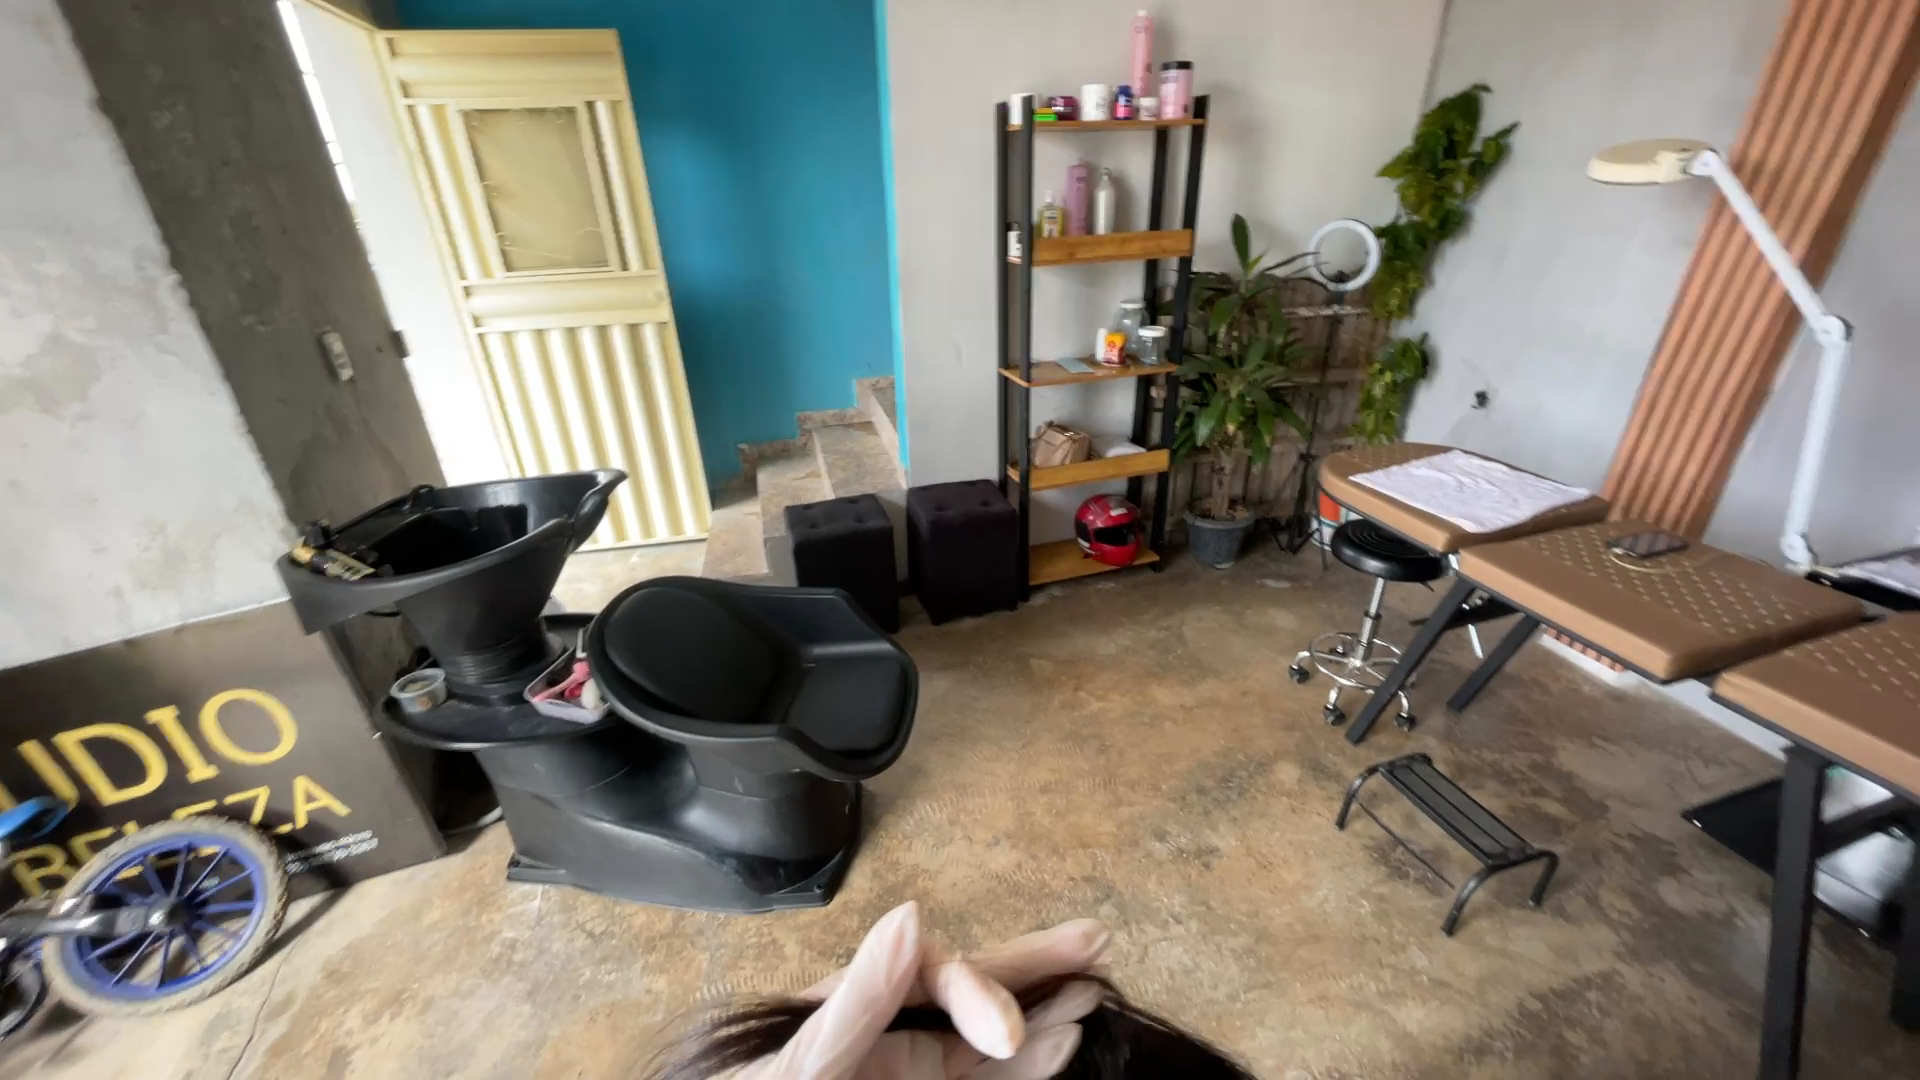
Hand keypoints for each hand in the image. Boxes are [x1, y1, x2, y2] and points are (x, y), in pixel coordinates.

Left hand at [738, 902, 1109, 1079]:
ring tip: (1091, 987)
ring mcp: (908, 1068)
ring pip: (986, 1034)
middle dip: (1033, 964)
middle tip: (1093, 939)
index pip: (931, 972)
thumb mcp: (804, 1061)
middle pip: (973, 986)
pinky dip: (1025, 1063)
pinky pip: (982, 1079)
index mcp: (856, 1000)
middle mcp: (889, 1026)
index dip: (977, 988)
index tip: (1006, 1031)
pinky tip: (1060, 1041)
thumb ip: (858, 997)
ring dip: (1041, 1010)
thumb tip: (914, 914)